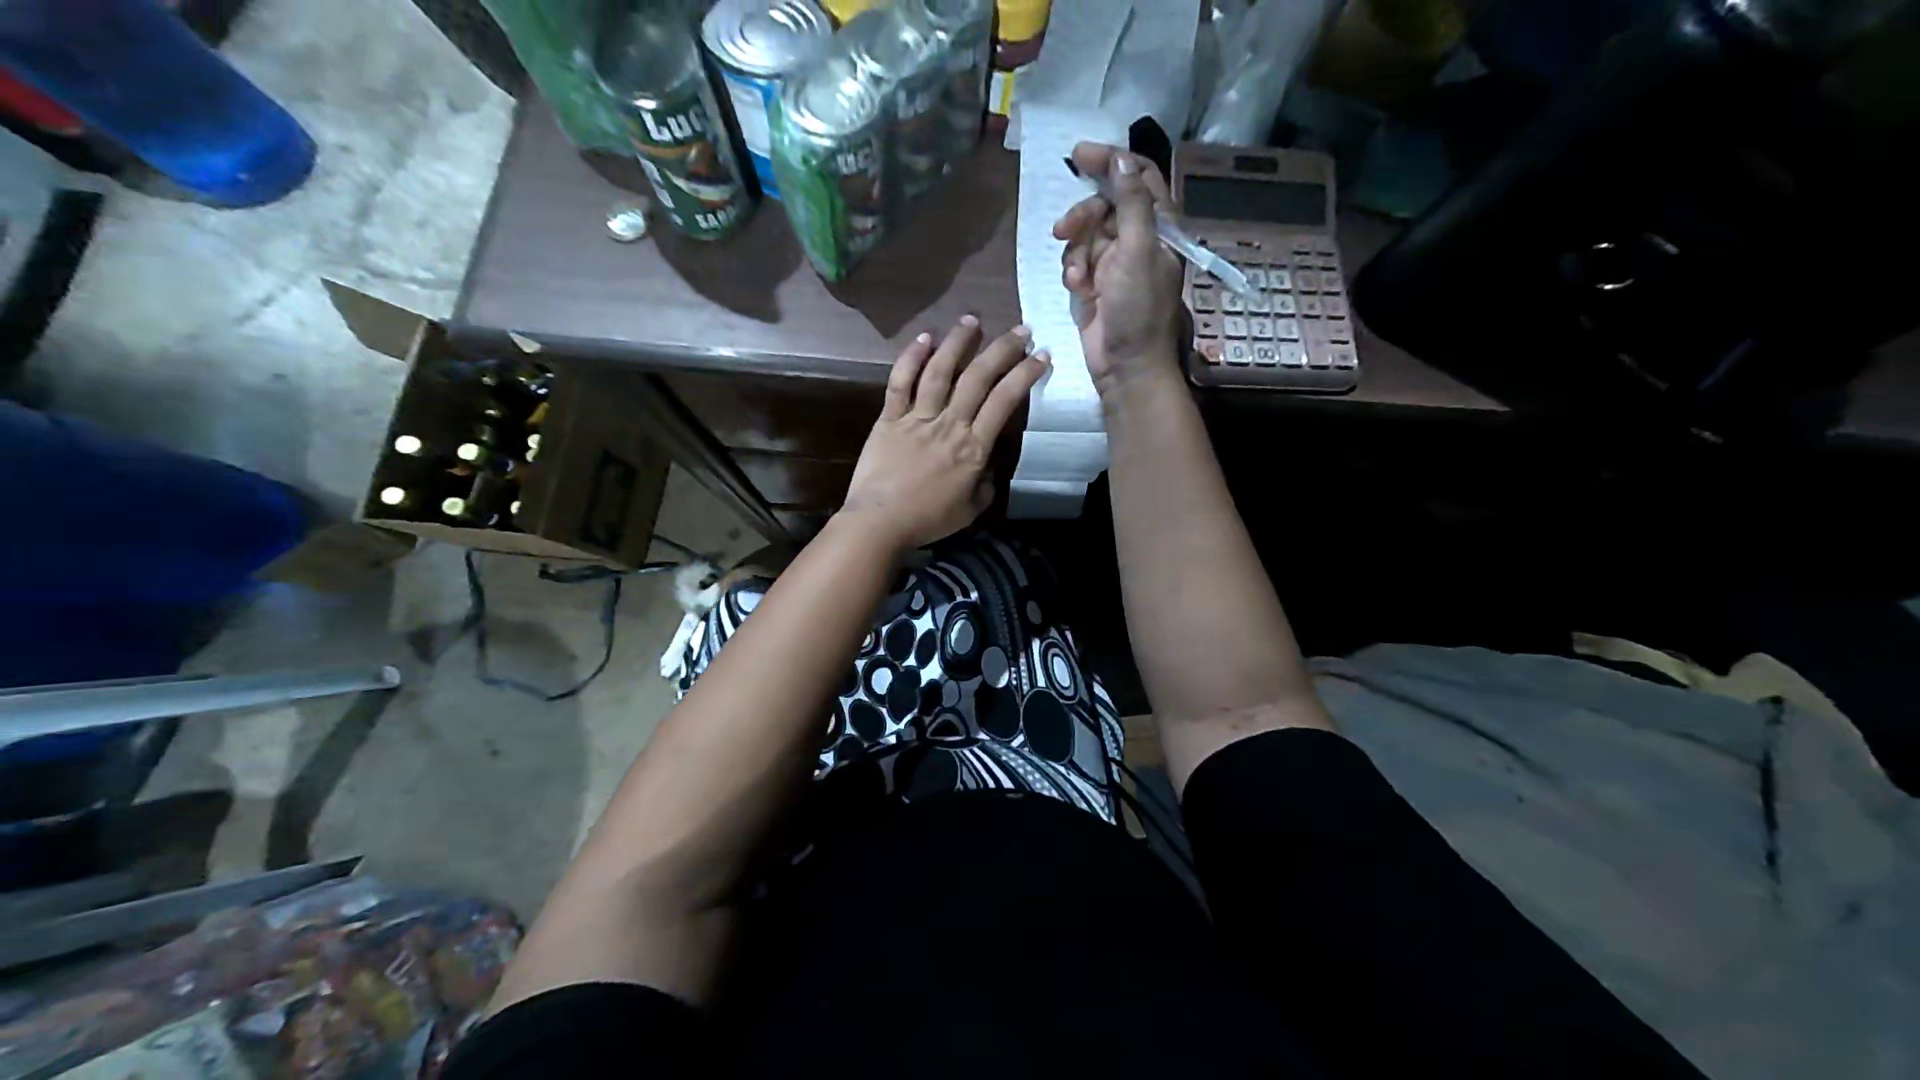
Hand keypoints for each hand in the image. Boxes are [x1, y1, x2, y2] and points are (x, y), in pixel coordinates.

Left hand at [838, 317, 1049, 552]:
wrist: (880, 522)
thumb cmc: (928, 520)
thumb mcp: (971, 509)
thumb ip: (985, 484)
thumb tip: (988, 465)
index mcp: (973, 448)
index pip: (1005, 401)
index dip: (1025, 374)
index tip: (1041, 355)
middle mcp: (949, 424)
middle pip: (978, 378)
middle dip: (1003, 349)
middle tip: (1020, 329)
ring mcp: (917, 418)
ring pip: (940, 371)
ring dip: (958, 342)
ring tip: (973, 320)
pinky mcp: (889, 419)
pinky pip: (900, 383)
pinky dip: (911, 358)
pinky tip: (925, 337)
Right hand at [1053, 143, 1184, 397]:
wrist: (1125, 364)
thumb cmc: (1139, 309)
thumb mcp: (1138, 250)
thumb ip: (1130, 203)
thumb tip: (1120, 159)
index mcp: (1160, 226)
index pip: (1138, 176)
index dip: (1111, 161)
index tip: (1079, 154)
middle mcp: (1138, 238)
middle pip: (1104, 204)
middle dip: (1082, 215)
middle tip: (1064, 229)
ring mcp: (1114, 261)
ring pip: (1085, 233)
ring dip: (1075, 251)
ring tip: (1076, 276)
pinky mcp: (1094, 283)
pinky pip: (1076, 261)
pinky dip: (1073, 272)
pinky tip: (1077, 290)